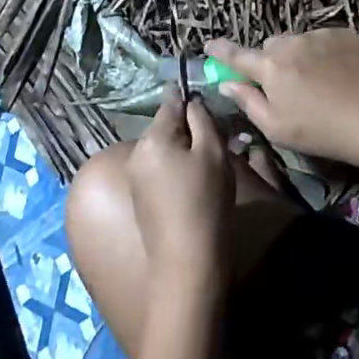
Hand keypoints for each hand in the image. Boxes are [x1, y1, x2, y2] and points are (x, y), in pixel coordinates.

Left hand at [127, 94, 235, 297]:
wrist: (187, 259)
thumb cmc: (205, 200)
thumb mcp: (213, 152)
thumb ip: (202, 120)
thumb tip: (192, 101)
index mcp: (152, 137)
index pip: (171, 102)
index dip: (191, 99)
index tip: (211, 105)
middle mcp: (136, 153)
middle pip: (166, 127)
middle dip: (191, 129)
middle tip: (222, 141)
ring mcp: (136, 177)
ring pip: (164, 149)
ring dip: (186, 150)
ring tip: (214, 165)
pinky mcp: (141, 198)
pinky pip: (160, 170)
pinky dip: (178, 169)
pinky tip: (198, 185)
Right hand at [205, 30, 358, 161]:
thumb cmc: (323, 131)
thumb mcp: (276, 128)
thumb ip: (247, 102)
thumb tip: (227, 84)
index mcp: (269, 67)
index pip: (236, 55)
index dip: (220, 51)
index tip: (209, 45)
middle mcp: (291, 43)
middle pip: (270, 47)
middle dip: (270, 62)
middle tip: (283, 87)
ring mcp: (320, 35)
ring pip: (298, 43)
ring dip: (298, 57)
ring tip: (317, 84)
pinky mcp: (346, 34)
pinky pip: (323, 40)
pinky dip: (323, 54)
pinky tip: (338, 76)